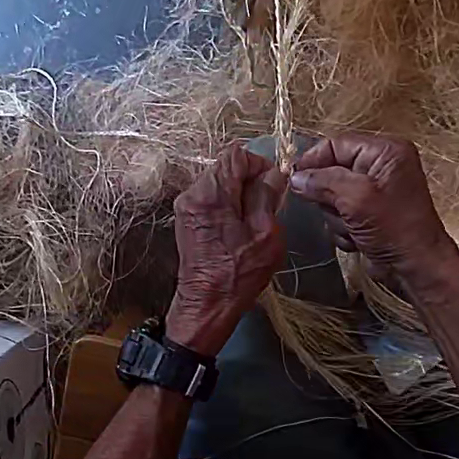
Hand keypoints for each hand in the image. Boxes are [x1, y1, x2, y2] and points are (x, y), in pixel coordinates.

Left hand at [164, 143, 287, 356]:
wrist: (206, 304)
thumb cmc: (238, 275)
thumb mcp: (265, 234)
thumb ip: (266, 197)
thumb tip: (272, 174)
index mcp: (211, 194)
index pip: (236, 154)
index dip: (258, 163)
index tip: (271, 183)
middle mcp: (192, 194)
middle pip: (225, 167)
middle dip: (249, 180)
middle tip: (265, 206)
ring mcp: (185, 207)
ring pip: (218, 182)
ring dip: (238, 194)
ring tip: (252, 221)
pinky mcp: (186, 219)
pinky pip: (210, 198)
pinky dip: (227, 205)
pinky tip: (237, 228)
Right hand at [287, 133, 458, 287]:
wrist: (415, 268)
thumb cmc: (394, 227)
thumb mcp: (356, 197)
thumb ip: (322, 181)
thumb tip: (294, 177)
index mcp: (384, 151)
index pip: (335, 144)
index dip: (312, 161)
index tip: (292, 179)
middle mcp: (379, 167)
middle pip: (329, 172)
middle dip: (329, 197)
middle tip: (340, 211)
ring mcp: (372, 192)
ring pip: (330, 197)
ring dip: (336, 217)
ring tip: (353, 228)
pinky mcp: (367, 214)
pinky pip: (338, 214)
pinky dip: (342, 229)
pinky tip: (357, 238)